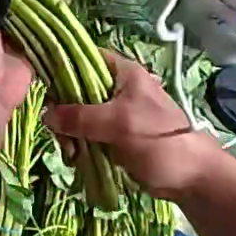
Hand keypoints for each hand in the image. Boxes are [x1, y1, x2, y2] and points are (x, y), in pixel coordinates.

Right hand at [43, 52, 235, 202]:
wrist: (191, 179)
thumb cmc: (159, 141)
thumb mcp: (117, 124)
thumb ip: (80, 117)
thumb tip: (46, 114)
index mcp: (123, 72)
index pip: (84, 56)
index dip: (61, 66)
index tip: (44, 86)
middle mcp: (117, 87)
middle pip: (75, 90)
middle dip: (64, 113)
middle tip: (61, 136)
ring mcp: (115, 112)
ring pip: (78, 115)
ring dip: (70, 134)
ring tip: (72, 155)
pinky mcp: (114, 135)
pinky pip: (87, 134)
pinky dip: (79, 145)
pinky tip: (76, 160)